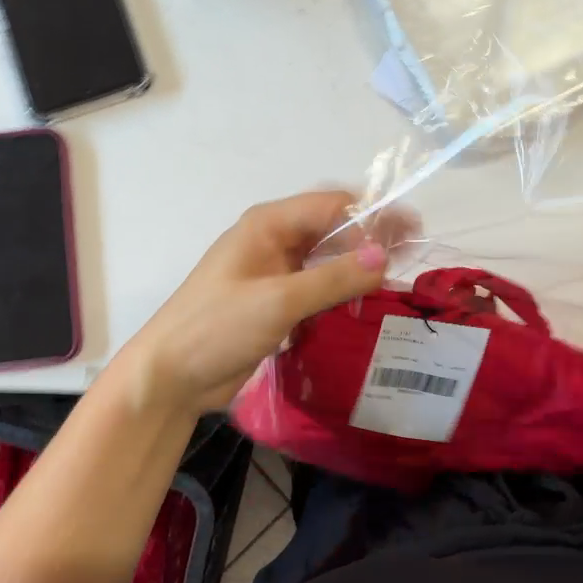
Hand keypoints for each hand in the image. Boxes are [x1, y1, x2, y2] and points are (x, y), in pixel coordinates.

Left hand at [113, 191, 404, 416]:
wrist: (170, 377)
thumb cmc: (215, 328)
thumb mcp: (278, 301)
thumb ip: (332, 278)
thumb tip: (384, 255)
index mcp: (268, 225)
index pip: (331, 206)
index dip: (371, 217)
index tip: (408, 238)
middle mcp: (273, 242)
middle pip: (331, 230)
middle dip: (370, 240)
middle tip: (412, 258)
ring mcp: (273, 274)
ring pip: (326, 262)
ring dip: (357, 270)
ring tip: (397, 285)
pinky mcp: (275, 305)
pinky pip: (317, 290)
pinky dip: (341, 295)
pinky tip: (367, 310)